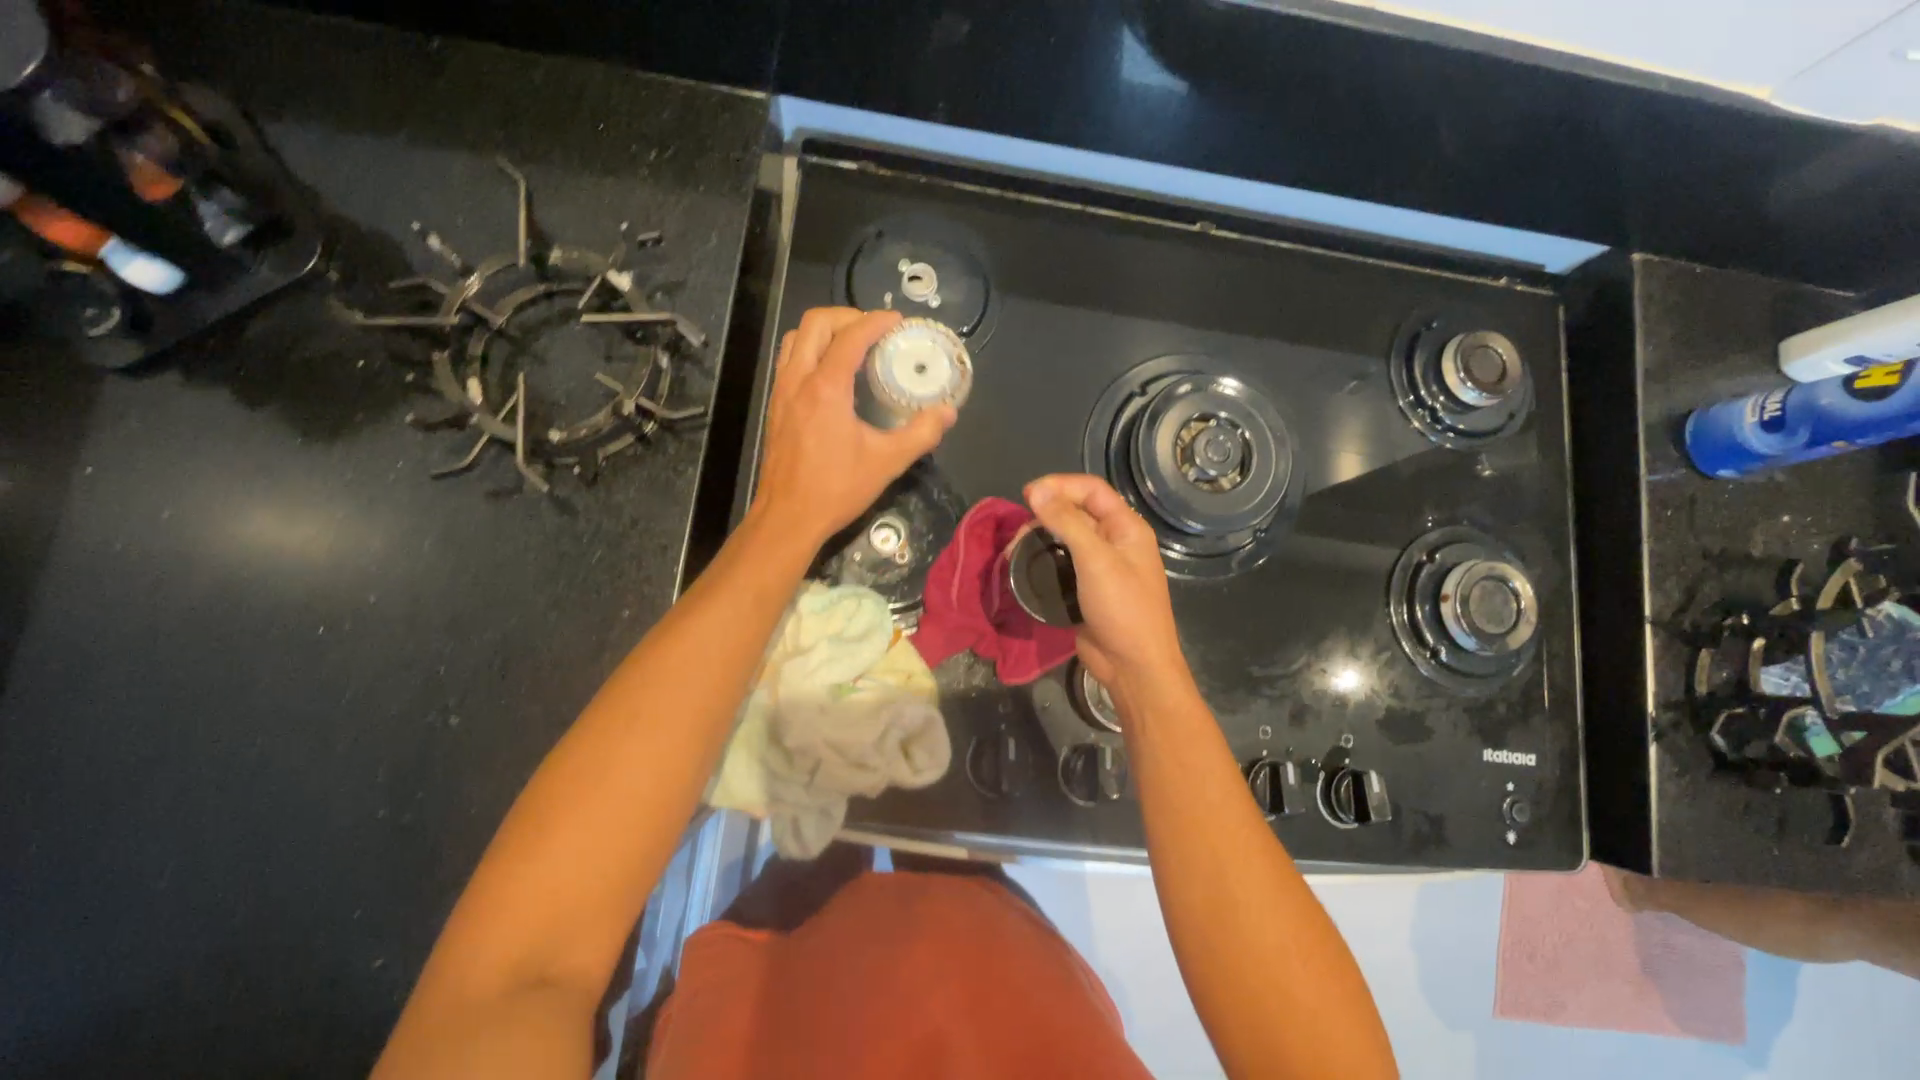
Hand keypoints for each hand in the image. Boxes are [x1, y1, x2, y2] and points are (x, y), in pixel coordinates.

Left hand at [751, 307, 956, 547]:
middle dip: (847, 317)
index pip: (851, 336)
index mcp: (826, 388)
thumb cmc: (836, 489)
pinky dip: (811, 351)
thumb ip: (921, 434)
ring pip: (796, 338)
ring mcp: (782, 392)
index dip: (876, 321)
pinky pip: (789, 360)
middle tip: (873, 329)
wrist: (788, 517)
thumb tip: (947, 413)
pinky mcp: (775, 406)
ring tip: (851, 344)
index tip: (898, 321)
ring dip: (824, 331)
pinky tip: (832, 373)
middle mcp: (799, 380)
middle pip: (816, 323)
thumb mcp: (886, 462)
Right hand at [1023, 473, 1195, 713]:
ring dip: (1039, 539)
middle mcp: (1114, 542)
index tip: (1027, 495)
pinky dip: (1040, 562)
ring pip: (1064, 539)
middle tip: (1018, 531)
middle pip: (1076, 512)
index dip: (1060, 485)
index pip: (1092, 490)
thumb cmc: (1123, 609)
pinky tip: (1022, 568)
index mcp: (1127, 528)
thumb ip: (1066, 522)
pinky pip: (1060, 565)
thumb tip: (1036, 490)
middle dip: (1045, 514)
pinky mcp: (1084, 590)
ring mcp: (1099, 567)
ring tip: (1014, 551)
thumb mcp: (1095, 560)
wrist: (1133, 666)